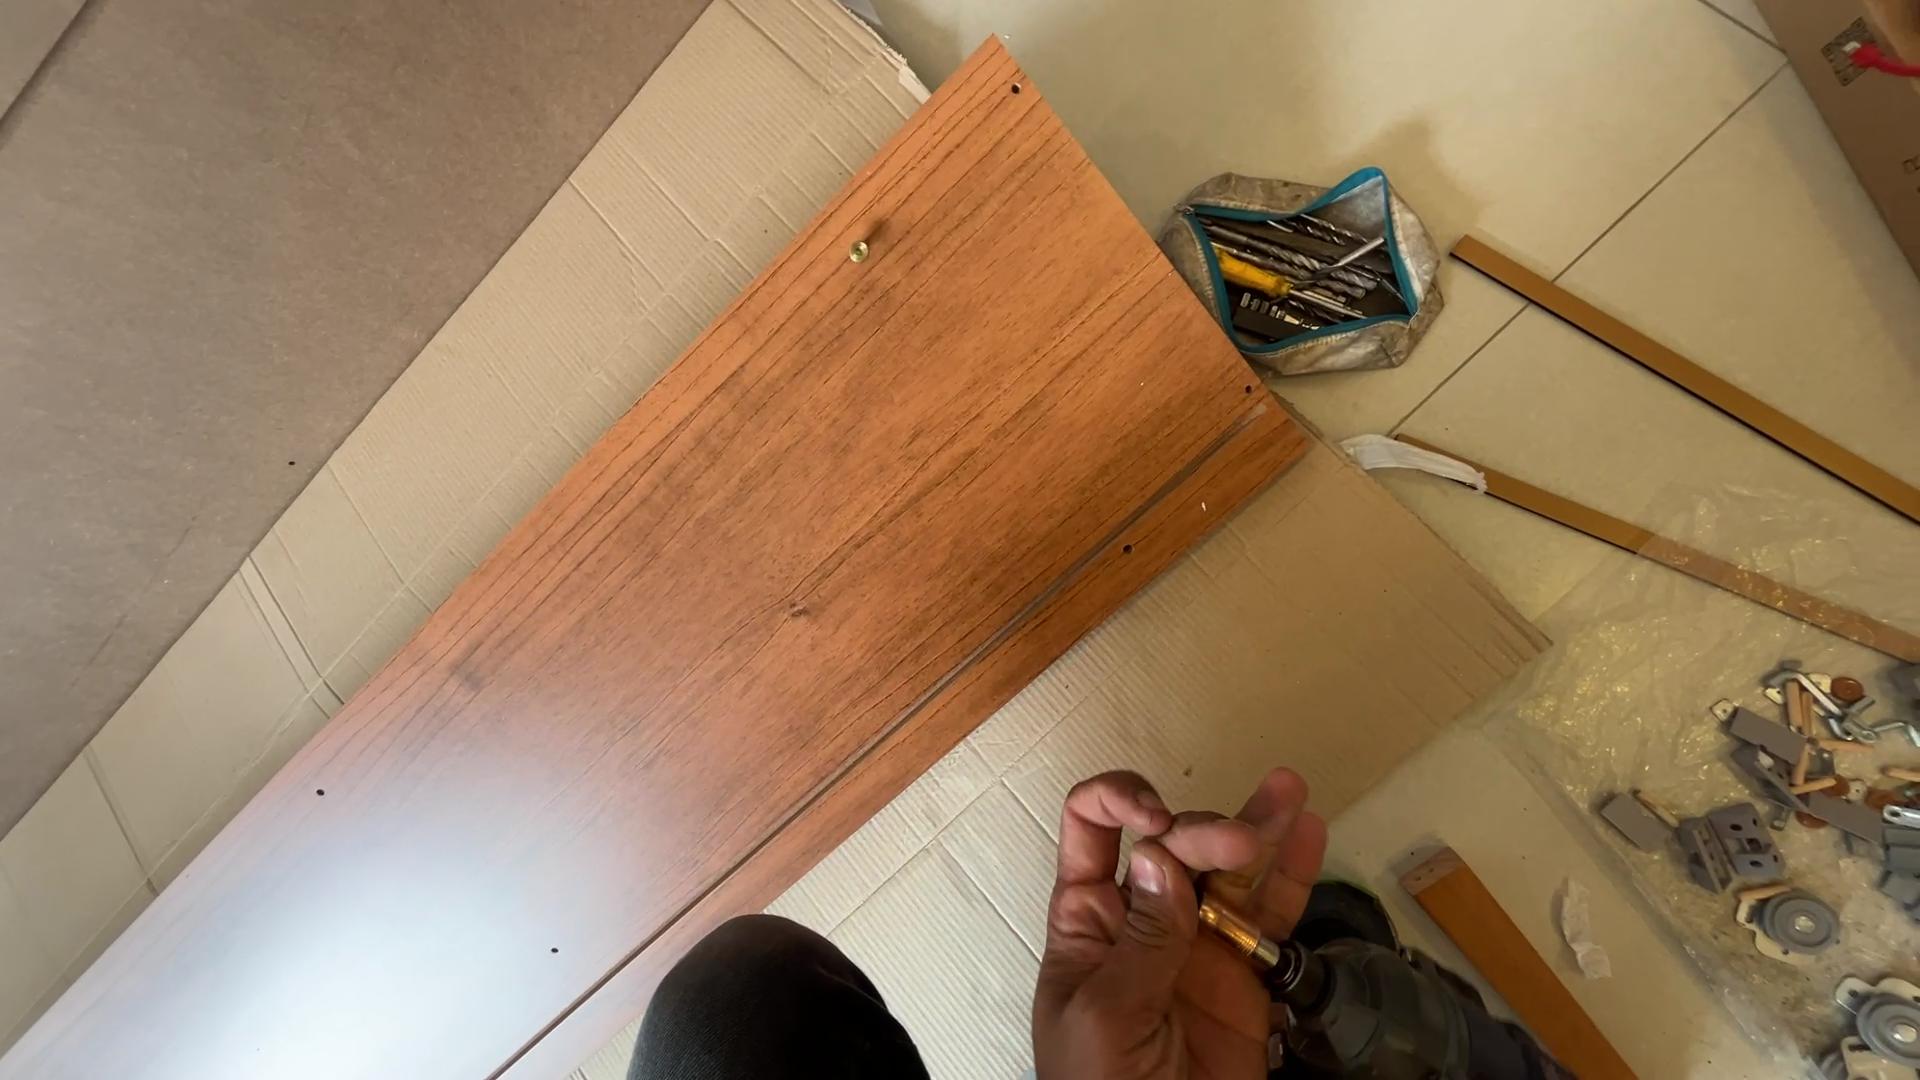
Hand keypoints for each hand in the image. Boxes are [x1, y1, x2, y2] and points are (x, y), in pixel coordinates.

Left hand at [1031, 768, 1327, 1079]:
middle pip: (1170, 841)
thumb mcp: (1104, 1016)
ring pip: (1226, 868)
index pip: (1091, 825)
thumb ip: (1140, 941)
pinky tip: (1308, 833)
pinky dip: (1290, 876)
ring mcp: (1195, 938)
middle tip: (1239, 843)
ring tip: (1288, 788)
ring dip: (1256, 825)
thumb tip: (1158, 855)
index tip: (1154, 817)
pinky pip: (1268, 916)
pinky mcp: (1243, 972)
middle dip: (1202, 831)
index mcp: (1088, 912)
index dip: (1117, 800)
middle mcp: (1141, 911)